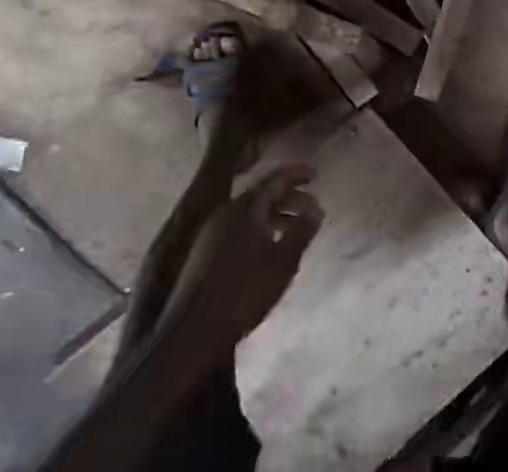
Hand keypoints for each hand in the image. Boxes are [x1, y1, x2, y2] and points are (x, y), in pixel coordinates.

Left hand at [161, 164, 323, 349]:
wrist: (192, 333)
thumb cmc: (244, 293)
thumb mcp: (283, 263)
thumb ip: (302, 231)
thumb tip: (316, 208)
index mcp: (245, 209)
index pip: (275, 180)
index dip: (296, 174)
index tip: (315, 173)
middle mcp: (225, 213)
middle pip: (261, 194)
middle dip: (288, 196)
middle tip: (311, 204)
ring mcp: (210, 232)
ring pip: (248, 212)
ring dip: (273, 214)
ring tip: (294, 228)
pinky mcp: (203, 252)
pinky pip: (236, 226)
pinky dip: (257, 227)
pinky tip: (267, 247)